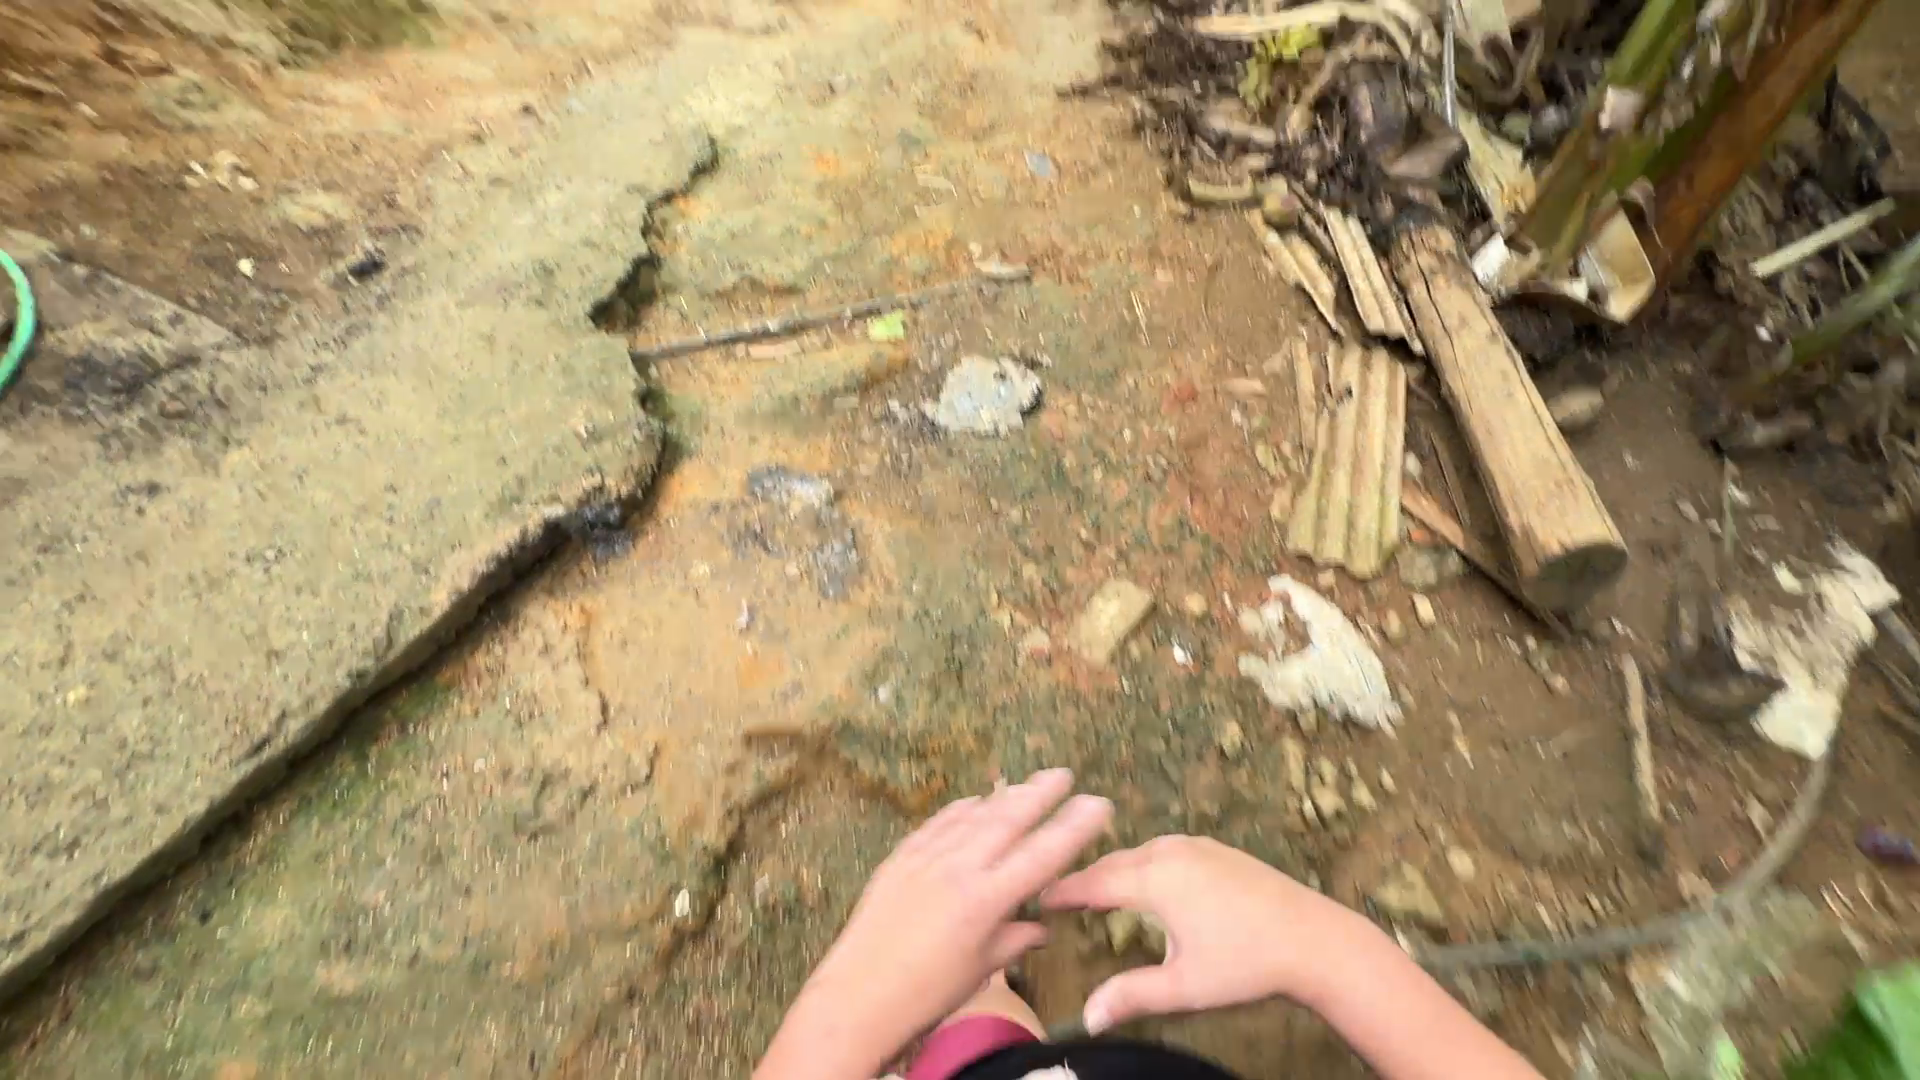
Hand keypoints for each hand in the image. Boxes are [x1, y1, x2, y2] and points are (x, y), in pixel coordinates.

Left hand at [757, 769, 1112, 1079]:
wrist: (857, 995)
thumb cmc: (926, 994)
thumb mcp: (980, 969)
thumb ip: (1015, 939)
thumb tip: (1042, 926)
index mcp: (985, 900)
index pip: (1042, 855)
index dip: (1074, 827)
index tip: (1097, 803)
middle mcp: (959, 868)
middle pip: (1009, 820)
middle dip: (1040, 794)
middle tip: (1063, 773)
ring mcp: (927, 856)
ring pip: (975, 814)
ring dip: (1004, 796)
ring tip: (1028, 782)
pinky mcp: (902, 855)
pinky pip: (939, 822)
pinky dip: (961, 808)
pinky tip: (976, 800)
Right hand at [1042, 834, 1374, 1031]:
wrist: (1314, 938)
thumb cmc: (1245, 964)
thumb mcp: (1185, 986)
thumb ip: (1132, 996)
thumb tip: (1087, 1018)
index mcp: (1154, 880)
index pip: (1094, 882)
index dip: (1065, 890)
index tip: (1039, 896)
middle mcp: (1167, 852)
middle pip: (1113, 862)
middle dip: (1086, 878)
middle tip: (1060, 894)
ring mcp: (1193, 845)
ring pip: (1138, 853)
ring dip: (1115, 869)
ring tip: (1097, 890)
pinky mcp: (1214, 847)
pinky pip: (1162, 849)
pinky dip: (1141, 862)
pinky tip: (1145, 880)